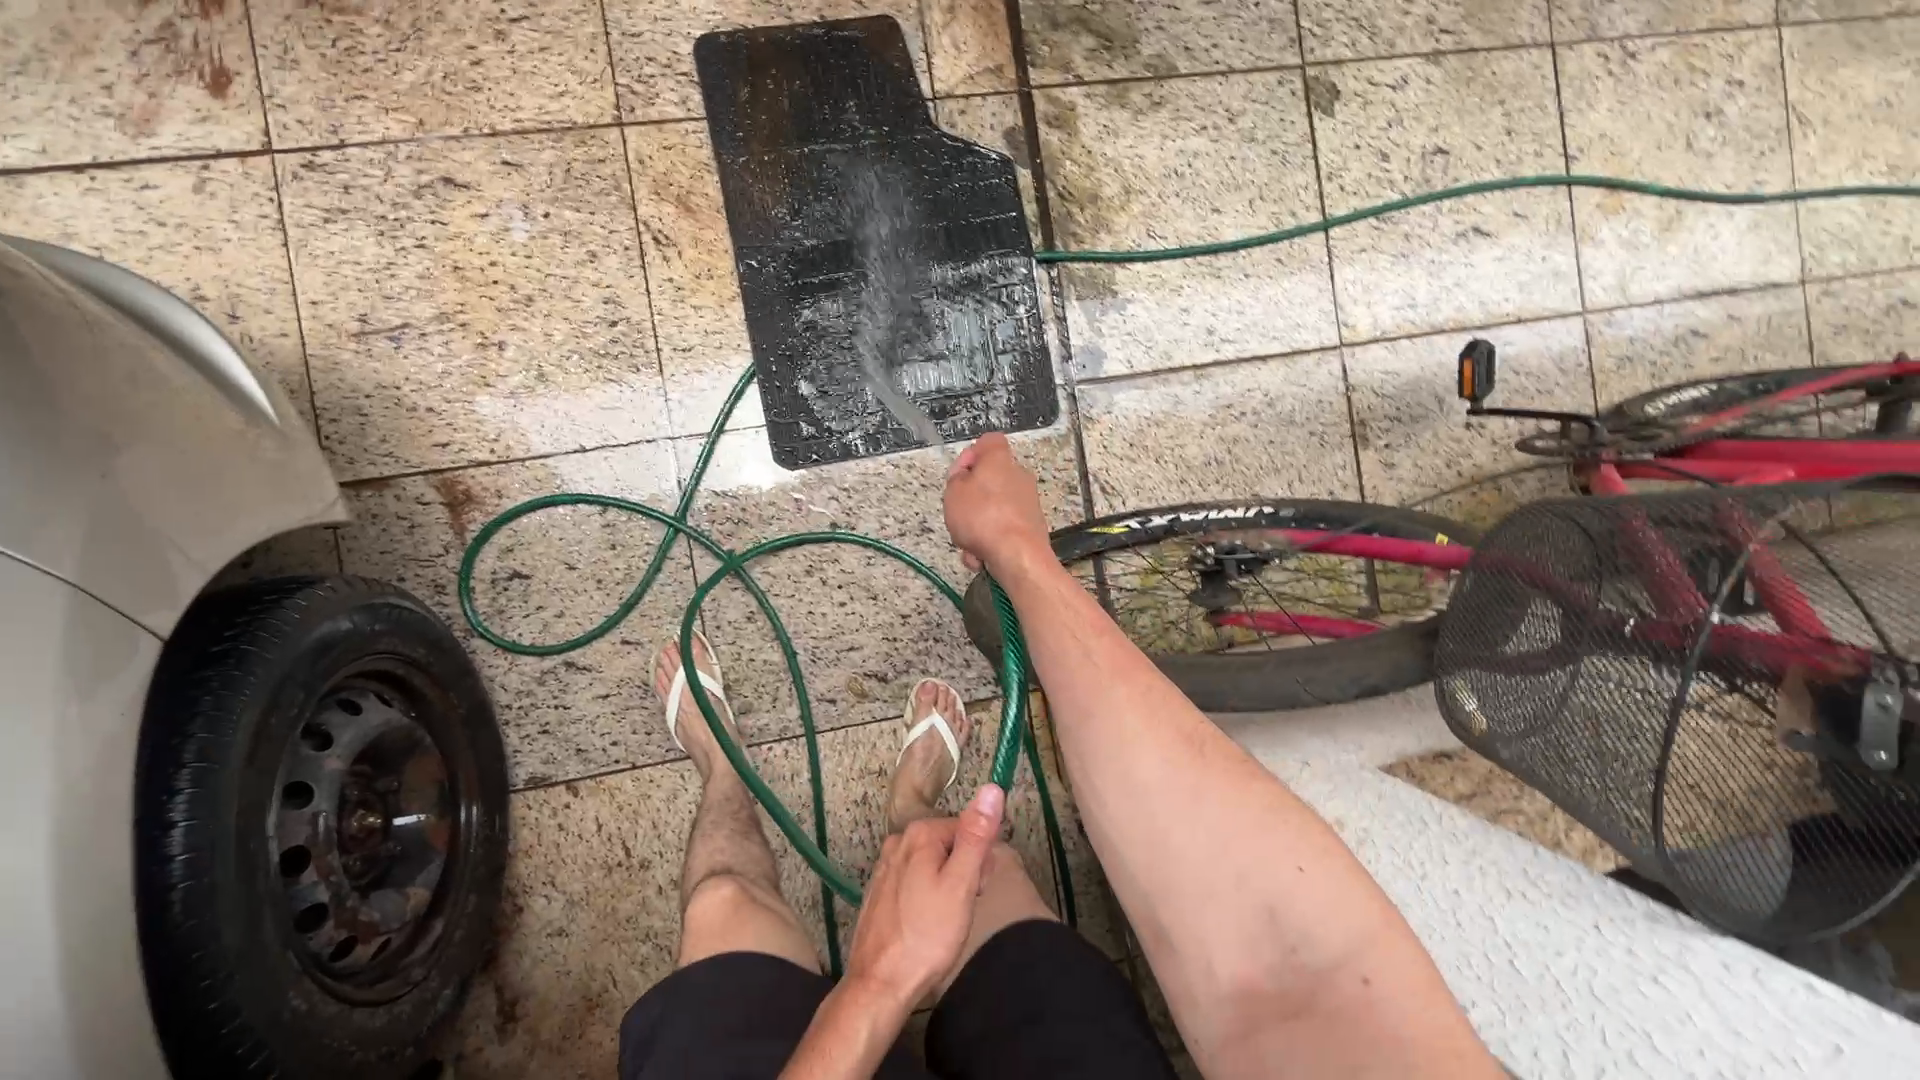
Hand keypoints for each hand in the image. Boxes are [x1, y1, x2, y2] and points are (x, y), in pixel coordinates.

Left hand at [844, 784, 1005, 1008]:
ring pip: (933, 865)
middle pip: (950, 846)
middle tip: (960, 908)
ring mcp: (885, 867)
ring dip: (947, 888)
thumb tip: (992, 789)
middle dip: (964, 873)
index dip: (980, 862)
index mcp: (919, 834)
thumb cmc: (927, 936)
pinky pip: (916, 882)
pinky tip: (927, 926)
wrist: (880, 983)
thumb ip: (976, 835)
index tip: (976, 890)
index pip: (968, 831)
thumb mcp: (961, 884)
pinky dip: (927, 899)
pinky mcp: (880, 891)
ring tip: (944, 921)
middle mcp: (898, 842)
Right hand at [943, 433, 1048, 573]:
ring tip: (968, 544)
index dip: (970, 455)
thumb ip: (957, 479)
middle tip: (958, 513)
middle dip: (970, 500)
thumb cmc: (983, 517)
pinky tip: (980, 557)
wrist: (1017, 554)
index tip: (959, 475)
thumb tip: (965, 479)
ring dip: (977, 527)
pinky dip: (989, 543)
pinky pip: (1002, 531)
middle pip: (989, 481)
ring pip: (993, 510)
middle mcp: (1019, 476)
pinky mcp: (1031, 527)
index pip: (989, 442)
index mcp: (1000, 460)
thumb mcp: (953, 492)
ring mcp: (1027, 503)